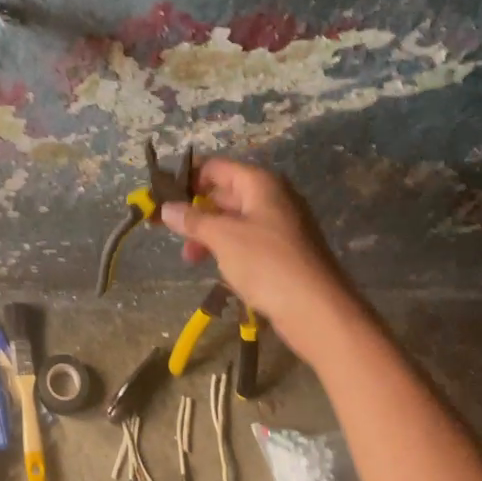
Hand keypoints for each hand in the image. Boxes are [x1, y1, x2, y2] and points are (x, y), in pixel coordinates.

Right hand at [159, 157, 354, 354]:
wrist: (320, 313)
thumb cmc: (268, 264)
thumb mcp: (223, 238)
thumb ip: (192, 220)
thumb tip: (166, 208)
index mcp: (260, 183)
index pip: (215, 168)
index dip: (187, 180)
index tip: (161, 198)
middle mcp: (273, 198)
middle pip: (224, 194)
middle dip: (195, 211)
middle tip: (165, 228)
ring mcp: (281, 226)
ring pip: (234, 221)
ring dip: (208, 234)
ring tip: (189, 257)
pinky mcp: (285, 253)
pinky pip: (248, 242)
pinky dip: (228, 250)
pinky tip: (216, 269)